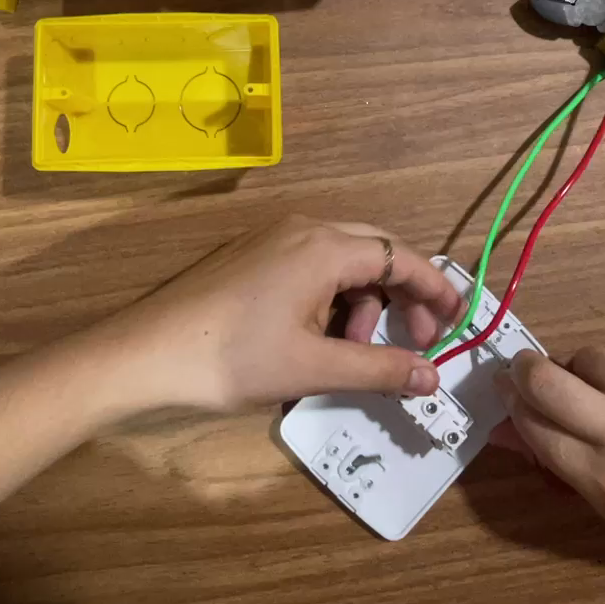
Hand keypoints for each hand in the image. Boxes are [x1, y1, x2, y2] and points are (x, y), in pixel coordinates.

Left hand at [93, 217, 461, 412]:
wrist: (145, 352)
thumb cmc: (234, 358)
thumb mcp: (314, 367)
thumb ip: (380, 367)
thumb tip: (433, 375)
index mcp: (325, 246)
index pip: (400, 256)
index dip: (435, 287)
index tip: (460, 320)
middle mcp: (304, 227)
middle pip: (375, 250)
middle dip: (401, 295)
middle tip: (414, 343)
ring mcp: (275, 237)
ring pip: (343, 259)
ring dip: (363, 300)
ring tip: (349, 348)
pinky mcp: (254, 252)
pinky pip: (312, 263)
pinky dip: (332, 295)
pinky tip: (316, 334)